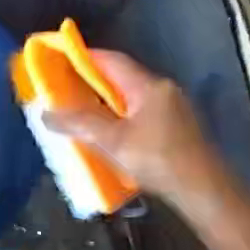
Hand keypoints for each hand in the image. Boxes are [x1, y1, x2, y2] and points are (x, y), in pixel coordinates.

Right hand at [42, 49, 229, 205]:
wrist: (204, 191)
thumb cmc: (158, 161)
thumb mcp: (113, 142)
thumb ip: (79, 124)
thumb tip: (46, 113)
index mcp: (149, 86)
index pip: (111, 60)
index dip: (83, 57)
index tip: (58, 59)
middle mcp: (163, 90)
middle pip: (121, 77)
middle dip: (90, 81)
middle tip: (62, 87)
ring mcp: (172, 109)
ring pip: (130, 96)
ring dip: (104, 100)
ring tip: (78, 111)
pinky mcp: (175, 128)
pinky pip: (139, 112)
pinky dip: (118, 115)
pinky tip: (106, 131)